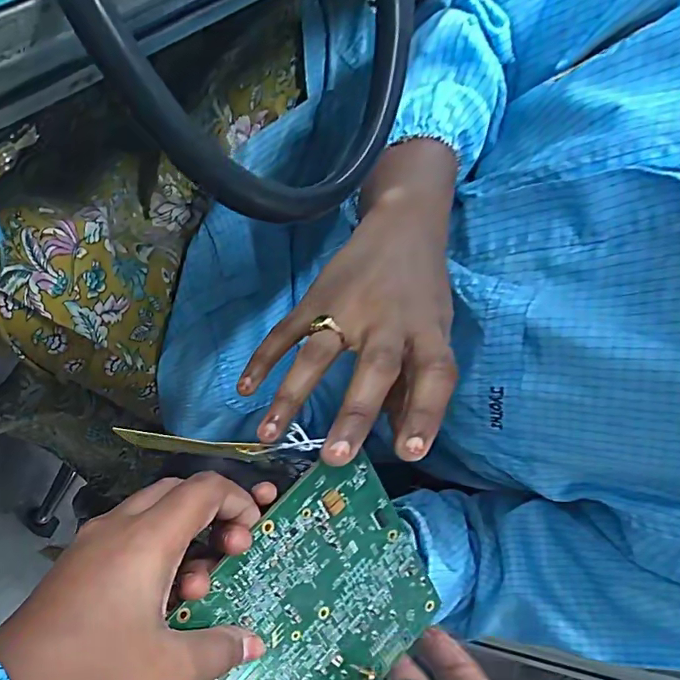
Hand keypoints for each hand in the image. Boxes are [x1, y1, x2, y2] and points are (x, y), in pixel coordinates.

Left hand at [0, 473, 267, 679]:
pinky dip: (155, 551)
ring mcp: (93, 541)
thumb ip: (220, 649)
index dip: (238, 501)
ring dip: (184, 538)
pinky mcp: (78, 560)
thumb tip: (252, 641)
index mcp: (145, 541)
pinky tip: (159, 601)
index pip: (203, 489)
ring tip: (193, 592)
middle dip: (214, 517)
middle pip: (177, 493)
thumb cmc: (96, 671)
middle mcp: (117, 527)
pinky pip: (127, 536)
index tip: (252, 536)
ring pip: (151, 514)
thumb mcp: (170, 669)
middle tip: (229, 558)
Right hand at [237, 139, 458, 465]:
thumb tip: (403, 439)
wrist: (404, 221)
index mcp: (427, 331)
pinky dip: (264, 359)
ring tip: (268, 434)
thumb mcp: (434, 330)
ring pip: (318, 355)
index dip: (424, 413)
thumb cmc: (422, 290)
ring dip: (292, 396)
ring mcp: (347, 308)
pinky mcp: (315, 299)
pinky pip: (286, 332)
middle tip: (336, 457)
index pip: (434, 374)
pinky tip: (245, 388)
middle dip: (355, 413)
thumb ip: (417, 382)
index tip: (410, 453)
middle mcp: (389, 321)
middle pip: (375, 368)